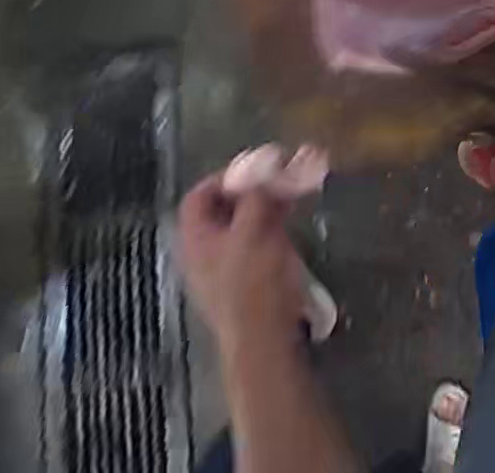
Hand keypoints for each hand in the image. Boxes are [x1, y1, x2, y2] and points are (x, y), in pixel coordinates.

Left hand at [176, 175, 303, 353]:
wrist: (265, 332)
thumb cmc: (254, 281)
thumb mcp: (255, 231)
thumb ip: (257, 196)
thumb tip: (265, 164)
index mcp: (198, 239)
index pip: (199, 196)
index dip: (226, 176)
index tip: (259, 164)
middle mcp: (209, 246)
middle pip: (225, 204)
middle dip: (254, 183)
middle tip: (283, 170)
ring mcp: (232, 257)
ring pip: (246, 215)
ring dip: (269, 196)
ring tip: (296, 182)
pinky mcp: (255, 265)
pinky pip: (261, 229)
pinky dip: (277, 212)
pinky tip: (297, 205)